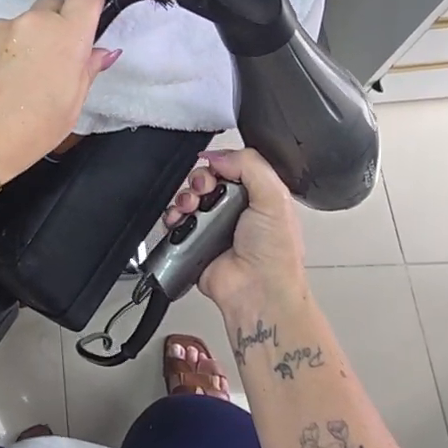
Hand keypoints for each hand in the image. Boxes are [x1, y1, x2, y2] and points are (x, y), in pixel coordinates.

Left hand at [0, 0, 121, 181]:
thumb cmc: (29, 131)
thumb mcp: (71, 108)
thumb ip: (87, 71)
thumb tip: (99, 52)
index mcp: (65, 34)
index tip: (88, 18)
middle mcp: (31, 22)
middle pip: (52, 5)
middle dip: (57, 27)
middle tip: (54, 63)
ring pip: (23, 25)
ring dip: (27, 43)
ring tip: (19, 82)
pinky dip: (1, 54)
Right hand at [164, 148, 305, 311]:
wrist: (256, 292)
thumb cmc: (276, 256)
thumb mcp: (275, 198)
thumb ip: (250, 166)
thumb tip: (218, 156)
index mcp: (259, 196)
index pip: (232, 166)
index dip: (220, 164)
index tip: (216, 171)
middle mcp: (235, 210)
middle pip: (205, 180)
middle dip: (198, 180)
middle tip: (203, 190)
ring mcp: (213, 226)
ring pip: (187, 197)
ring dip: (183, 197)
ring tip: (190, 207)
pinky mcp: (194, 242)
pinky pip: (175, 221)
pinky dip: (172, 217)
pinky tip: (179, 220)